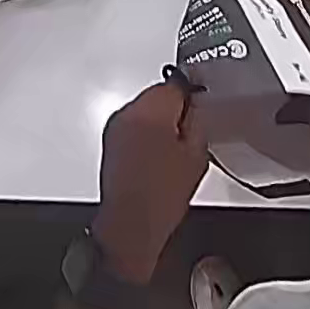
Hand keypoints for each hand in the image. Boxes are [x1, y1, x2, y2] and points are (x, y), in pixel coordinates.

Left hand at [92, 82, 208, 284]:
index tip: (199, 102)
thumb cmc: (162, 195)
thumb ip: (198, 122)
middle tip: (189, 129)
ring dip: (158, 119)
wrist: (131, 224)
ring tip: (172, 147)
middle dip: (174, 107)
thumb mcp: (196, 155)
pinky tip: (156, 154)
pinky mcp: (110, 139)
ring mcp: (116, 125)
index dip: (191, 93)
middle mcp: (128, 112)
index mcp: (151, 111)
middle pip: (157, 94)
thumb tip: (196, 105)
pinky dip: (145, 131)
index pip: (175, 84)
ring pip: (144, 108)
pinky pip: (132, 123)